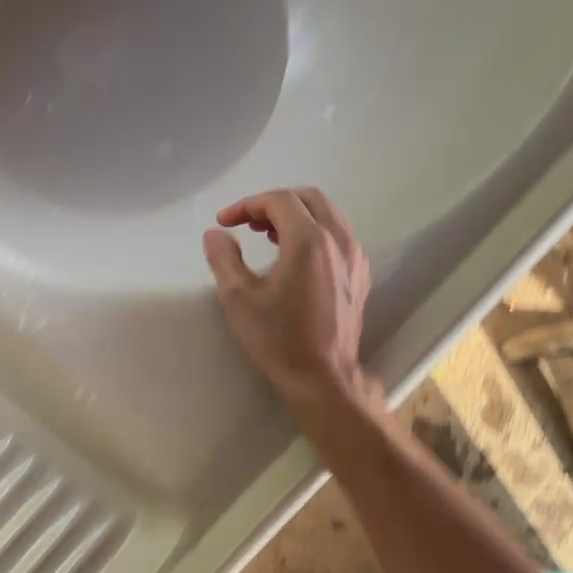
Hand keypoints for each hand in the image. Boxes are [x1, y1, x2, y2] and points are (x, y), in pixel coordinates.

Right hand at [203, 188, 380, 416]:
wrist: (320, 373)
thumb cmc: (275, 337)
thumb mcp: (237, 298)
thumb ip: (224, 259)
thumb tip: (215, 234)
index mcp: (308, 241)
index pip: (279, 201)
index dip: (247, 204)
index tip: (223, 222)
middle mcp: (338, 239)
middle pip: (308, 199)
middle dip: (272, 204)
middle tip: (243, 223)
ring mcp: (353, 255)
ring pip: (326, 215)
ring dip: (293, 216)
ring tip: (264, 235)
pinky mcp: (358, 272)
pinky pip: (336, 235)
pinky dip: (311, 231)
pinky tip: (290, 255)